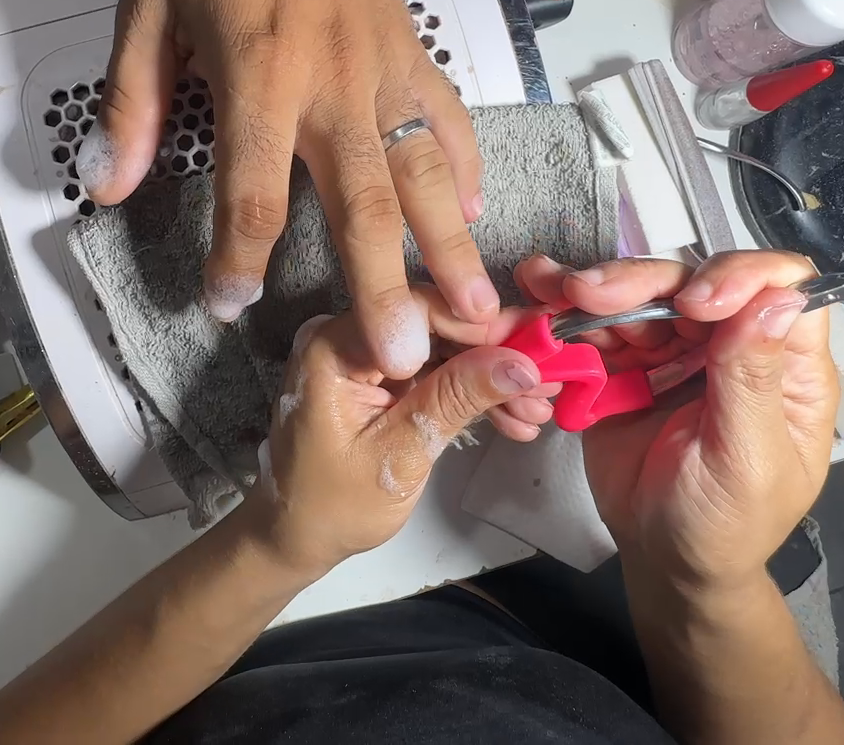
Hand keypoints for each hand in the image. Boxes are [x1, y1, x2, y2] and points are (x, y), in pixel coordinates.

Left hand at [80, 0, 493, 378]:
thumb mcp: (146, 6)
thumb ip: (133, 103)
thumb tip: (109, 185)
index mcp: (259, 74)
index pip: (252, 192)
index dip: (239, 258)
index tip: (229, 306)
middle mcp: (332, 84)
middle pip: (361, 202)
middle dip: (379, 285)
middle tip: (399, 360)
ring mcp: (384, 71)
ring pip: (422, 172)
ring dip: (450, 245)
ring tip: (474, 309)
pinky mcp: (412, 53)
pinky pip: (447, 118)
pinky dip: (466, 167)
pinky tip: (479, 213)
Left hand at [238, 291, 557, 574]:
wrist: (297, 534)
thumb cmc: (336, 504)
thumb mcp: (401, 453)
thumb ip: (455, 400)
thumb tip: (520, 363)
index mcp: (335, 345)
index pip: (414, 310)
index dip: (478, 325)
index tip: (532, 344)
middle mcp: (346, 335)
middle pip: (432, 326)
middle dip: (493, 356)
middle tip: (547, 380)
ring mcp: (363, 355)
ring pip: (440, 350)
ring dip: (489, 379)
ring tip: (537, 408)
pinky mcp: (378, 375)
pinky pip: (431, 371)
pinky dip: (468, 393)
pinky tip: (512, 416)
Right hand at [515, 252, 837, 593]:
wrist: (658, 554)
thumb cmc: (723, 522)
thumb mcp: (747, 461)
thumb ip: (753, 380)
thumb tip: (776, 298)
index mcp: (782, 364)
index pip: (778, 285)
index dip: (737, 276)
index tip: (690, 305)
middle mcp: (726, 342)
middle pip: (690, 280)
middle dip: (639, 281)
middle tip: (587, 295)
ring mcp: (672, 349)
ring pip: (639, 293)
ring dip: (595, 288)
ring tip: (554, 295)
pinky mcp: (623, 361)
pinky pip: (599, 322)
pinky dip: (569, 311)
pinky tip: (544, 310)